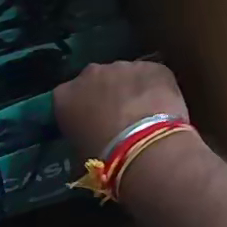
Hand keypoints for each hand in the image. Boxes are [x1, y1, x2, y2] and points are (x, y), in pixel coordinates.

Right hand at [53, 61, 189, 158]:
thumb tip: (89, 141)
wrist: (145, 148)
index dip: (79, 111)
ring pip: (125, 76)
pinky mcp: (153, 67)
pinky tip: (162, 109)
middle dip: (104, 95)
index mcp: (64, 96)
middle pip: (95, 81)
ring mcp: (123, 67)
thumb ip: (80, 137)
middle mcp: (90, 74)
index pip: (66, 99)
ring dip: (130, 91)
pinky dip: (155, 89)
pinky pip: (151, 77)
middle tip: (118, 121)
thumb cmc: (104, 159)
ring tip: (143, 116)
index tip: (88, 125)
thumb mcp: (79, 154)